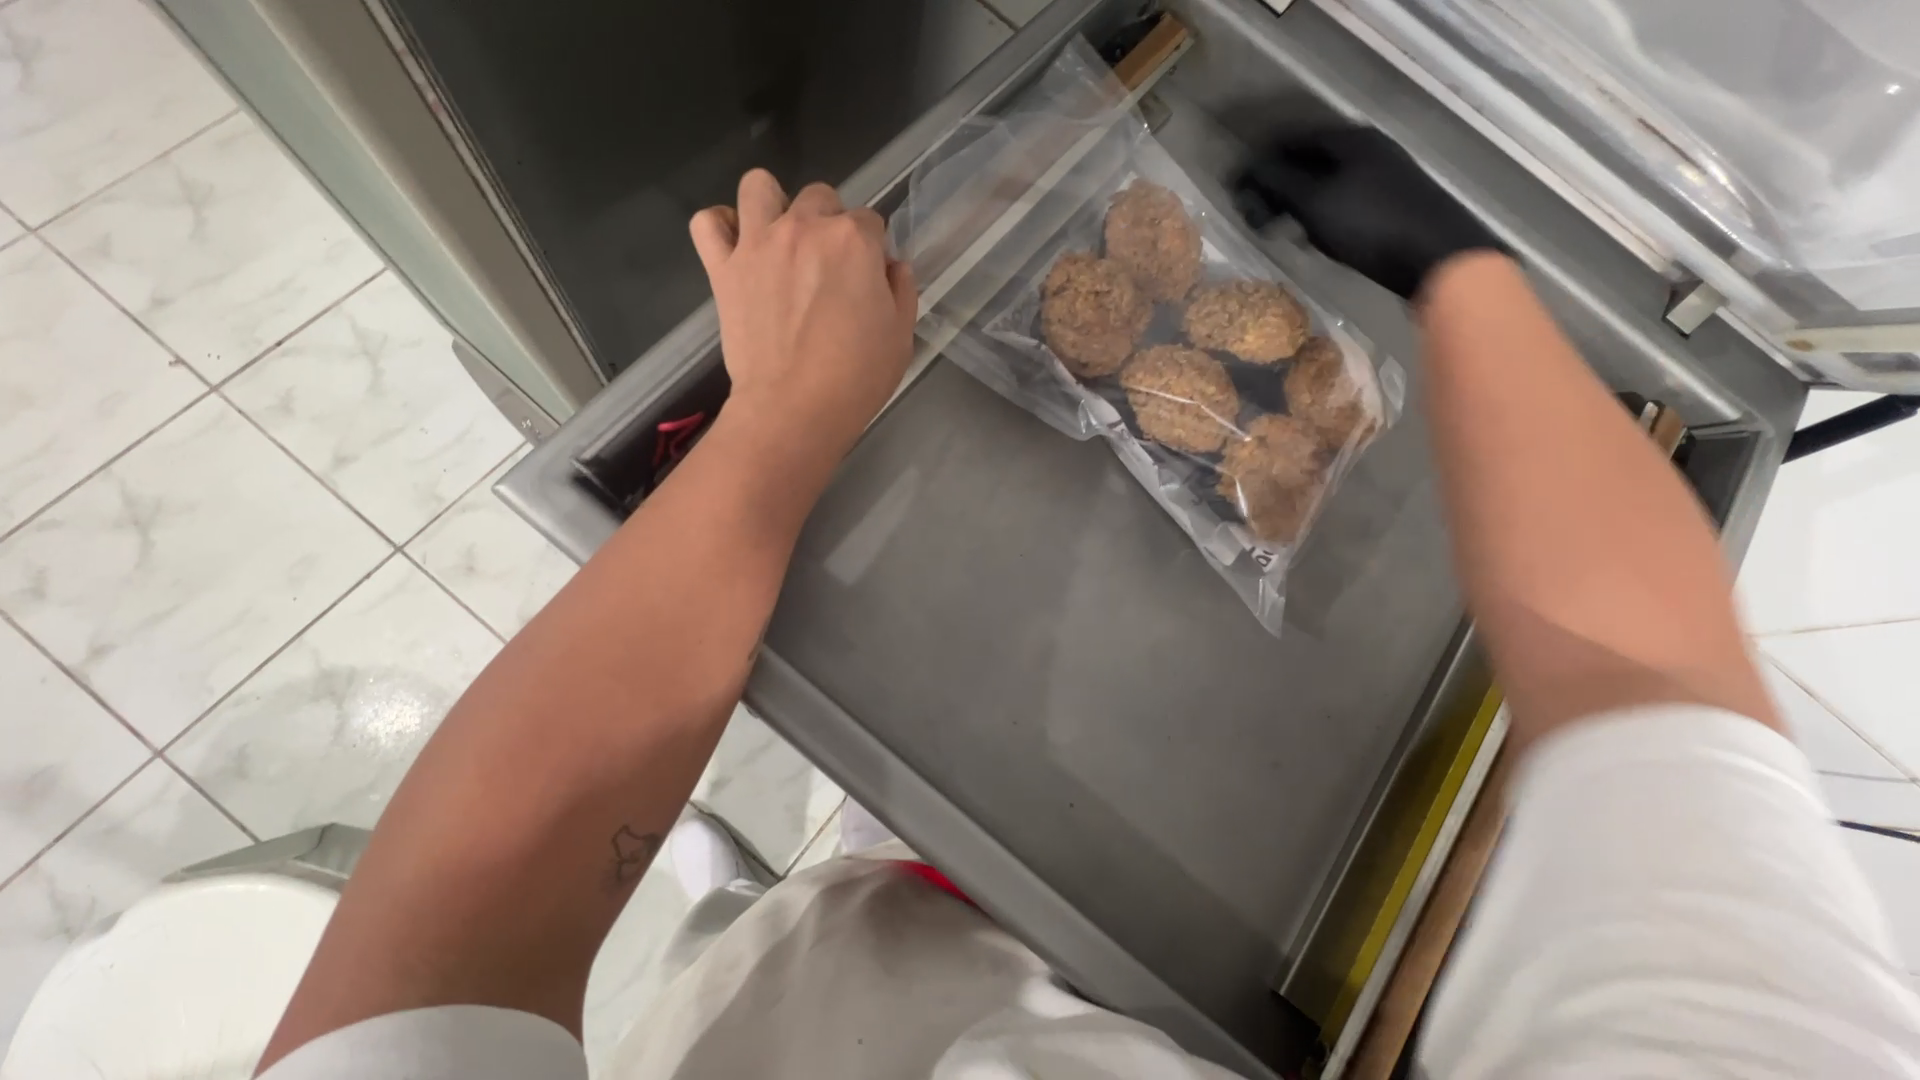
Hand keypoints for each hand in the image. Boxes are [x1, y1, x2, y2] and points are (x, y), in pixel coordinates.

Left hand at [690, 170, 915, 460]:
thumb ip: (900, 290)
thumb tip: (890, 267)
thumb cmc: (857, 378)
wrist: (795, 409)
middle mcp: (805, 227)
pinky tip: (737, 248)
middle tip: (828, 266)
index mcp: (854, 240)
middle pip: (819, 197)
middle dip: (829, 223)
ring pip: (759, 187)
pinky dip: (721, 228)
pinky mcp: (723, 269)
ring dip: (773, 205)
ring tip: (781, 240)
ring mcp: (758, 244)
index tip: (868, 279)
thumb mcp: (901, 335)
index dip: (872, 250)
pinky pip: (707, 223)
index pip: (870, 222)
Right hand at [1234, 126, 1506, 300]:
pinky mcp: (1394, 200)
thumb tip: (1246, 167)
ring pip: (1327, 179)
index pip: (1290, 137)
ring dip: (1297, 200)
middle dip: (1277, 182)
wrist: (1437, 256)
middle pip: (1310, 158)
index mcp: (1349, 138)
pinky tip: (1313, 235)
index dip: (1260, 160)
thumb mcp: (1314, 203)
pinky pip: (1344, 197)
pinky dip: (1320, 211)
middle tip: (1254, 212)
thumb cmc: (1369, 225)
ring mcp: (1385, 173)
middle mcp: (1369, 147)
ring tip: (1278, 228)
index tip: (1236, 188)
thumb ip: (1277, 183)